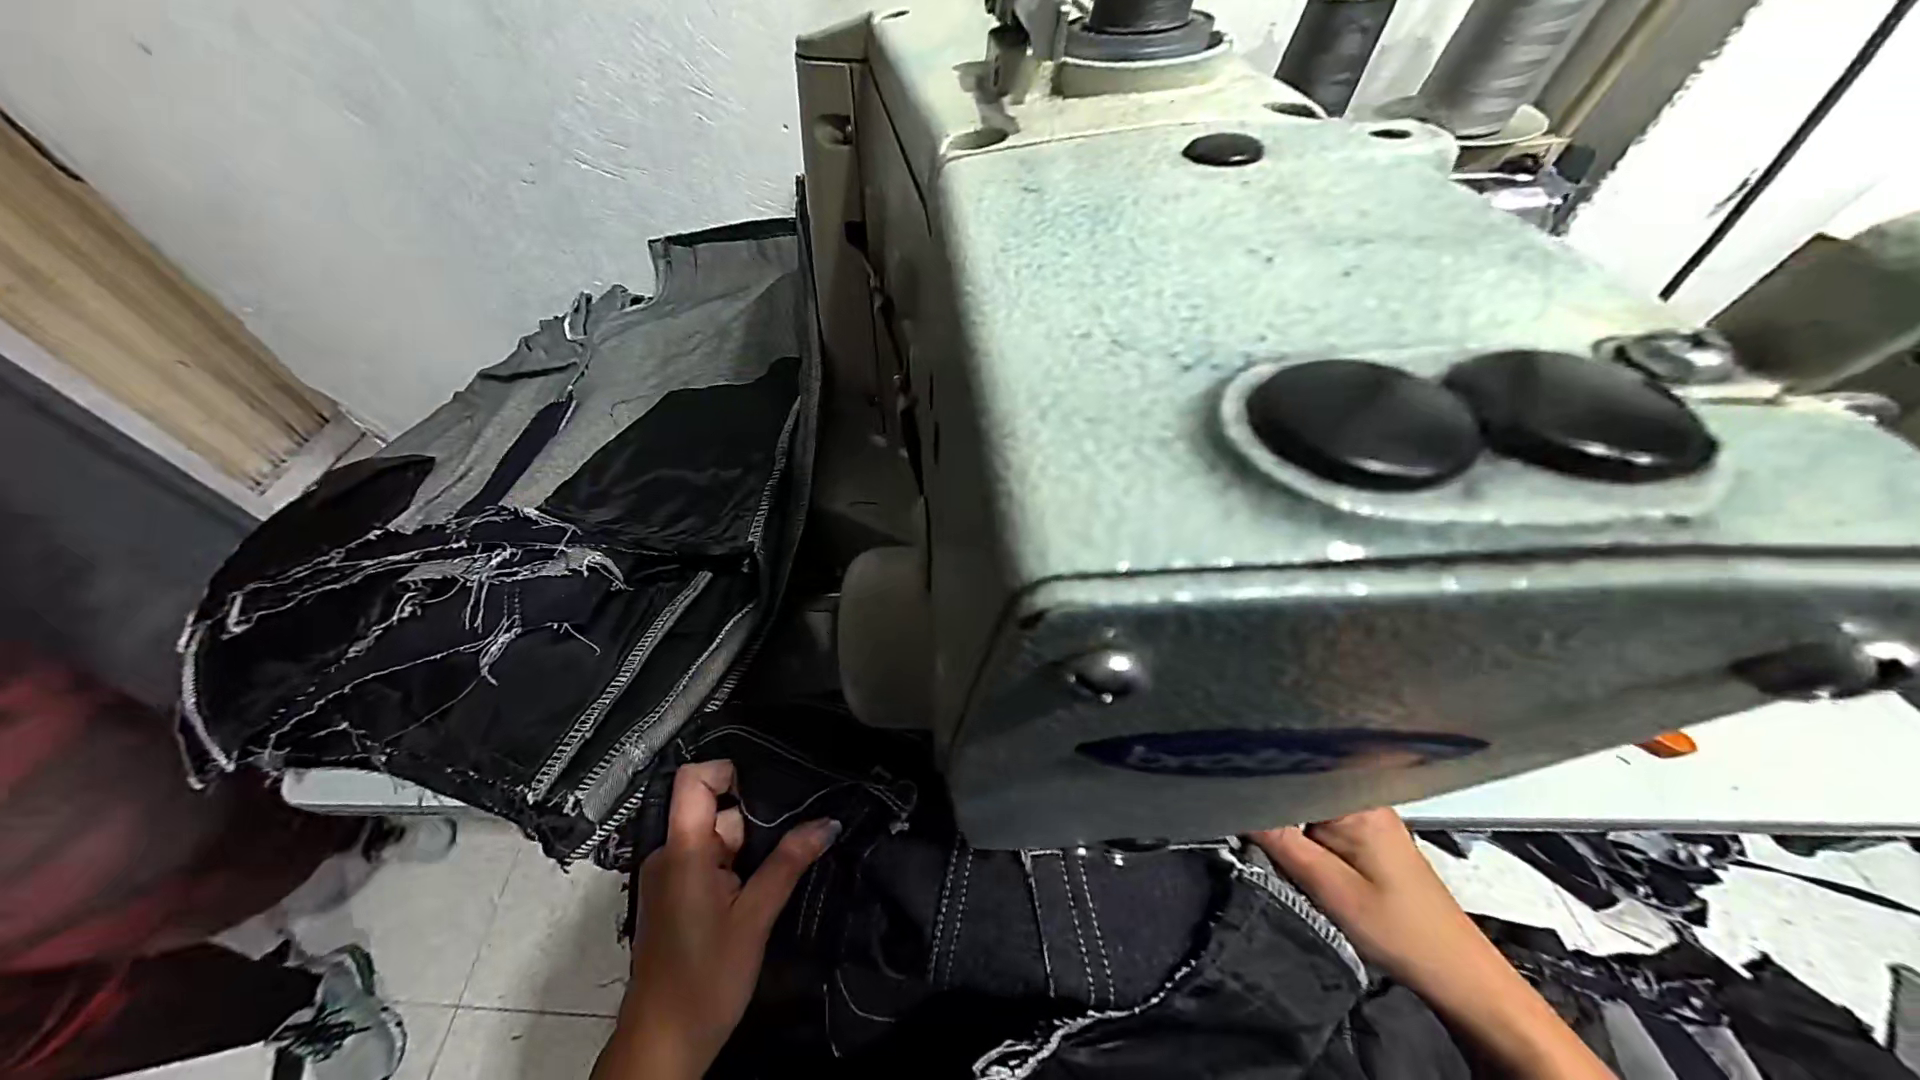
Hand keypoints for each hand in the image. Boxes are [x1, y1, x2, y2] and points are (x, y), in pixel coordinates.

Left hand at [596, 761, 840, 1079]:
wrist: (662, 1046)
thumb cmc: (706, 980)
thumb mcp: (755, 918)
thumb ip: (789, 863)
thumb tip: (827, 822)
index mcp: (682, 850)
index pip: (694, 779)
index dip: (730, 772)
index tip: (769, 792)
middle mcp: (669, 854)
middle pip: (716, 810)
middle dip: (755, 823)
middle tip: (791, 845)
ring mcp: (670, 875)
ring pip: (717, 837)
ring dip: (748, 850)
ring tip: (782, 870)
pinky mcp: (675, 895)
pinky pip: (709, 860)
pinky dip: (736, 866)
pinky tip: (760, 889)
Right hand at [1249, 809, 1487, 999]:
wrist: (1457, 974)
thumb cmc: (1405, 934)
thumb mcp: (1329, 887)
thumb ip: (1278, 840)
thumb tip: (1234, 804)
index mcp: (1357, 800)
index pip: (1289, 774)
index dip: (1258, 789)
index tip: (1235, 806)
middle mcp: (1364, 798)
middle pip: (1295, 786)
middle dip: (1271, 810)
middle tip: (1264, 845)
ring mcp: (1367, 815)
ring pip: (1305, 804)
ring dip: (1287, 827)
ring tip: (1292, 860)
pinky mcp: (1366, 834)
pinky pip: (1319, 821)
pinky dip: (1304, 838)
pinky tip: (1307, 863)